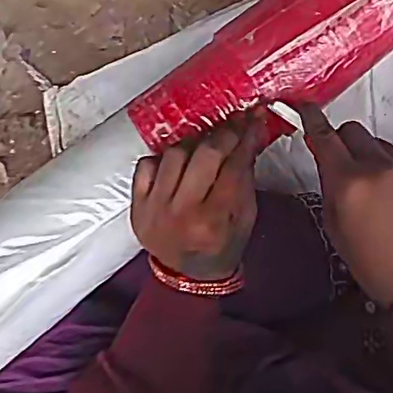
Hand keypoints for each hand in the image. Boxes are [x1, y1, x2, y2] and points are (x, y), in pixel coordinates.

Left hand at [131, 115, 266, 281]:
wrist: (189, 275)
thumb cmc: (223, 244)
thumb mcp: (245, 216)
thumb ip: (246, 177)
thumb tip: (249, 134)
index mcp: (214, 221)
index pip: (234, 166)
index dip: (247, 136)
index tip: (254, 117)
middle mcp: (183, 213)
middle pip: (205, 154)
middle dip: (225, 133)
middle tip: (234, 124)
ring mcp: (155, 208)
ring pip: (176, 153)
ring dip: (195, 144)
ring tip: (206, 145)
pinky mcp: (137, 204)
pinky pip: (147, 164)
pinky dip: (163, 158)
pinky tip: (177, 163)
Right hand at [296, 106, 392, 305]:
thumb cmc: (373, 262)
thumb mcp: (334, 226)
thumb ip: (328, 185)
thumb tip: (325, 157)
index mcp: (347, 183)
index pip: (325, 136)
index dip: (312, 119)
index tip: (306, 108)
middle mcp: (377, 167)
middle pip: (353, 131)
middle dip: (345, 142)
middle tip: (347, 165)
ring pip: (380, 145)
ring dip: (374, 158)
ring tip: (381, 192)